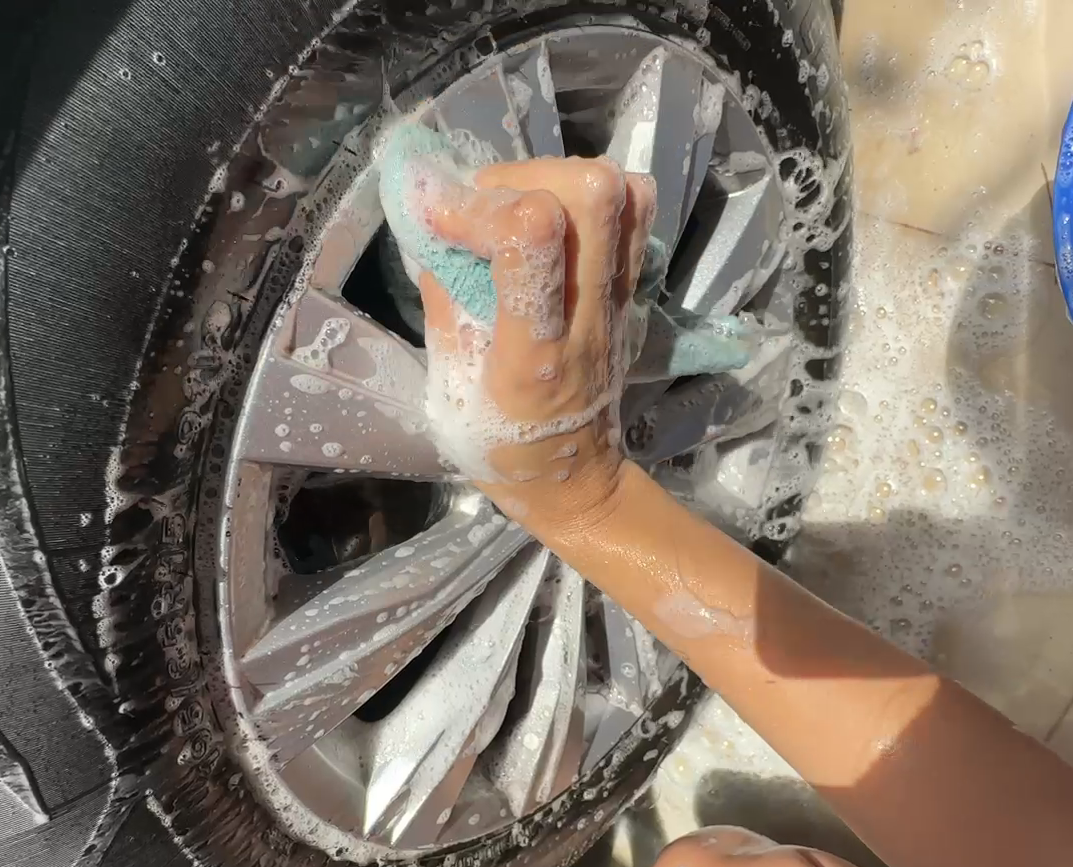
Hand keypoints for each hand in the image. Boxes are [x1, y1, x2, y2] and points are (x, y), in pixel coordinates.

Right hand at [415, 156, 655, 533]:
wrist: (578, 484)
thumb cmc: (502, 450)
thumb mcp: (450, 388)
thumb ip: (444, 300)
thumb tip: (439, 225)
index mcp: (535, 353)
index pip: (534, 241)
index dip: (478, 205)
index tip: (440, 218)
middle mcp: (588, 319)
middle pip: (592, 195)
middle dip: (522, 176)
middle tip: (486, 210)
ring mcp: (619, 305)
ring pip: (622, 195)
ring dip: (558, 181)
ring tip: (517, 212)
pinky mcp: (632, 297)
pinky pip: (633, 218)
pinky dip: (590, 199)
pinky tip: (552, 225)